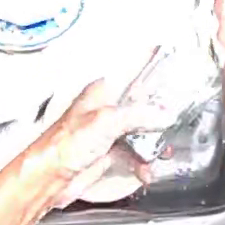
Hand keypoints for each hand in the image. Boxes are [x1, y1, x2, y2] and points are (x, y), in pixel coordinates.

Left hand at [21, 67, 162, 208]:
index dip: (150, 57)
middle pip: (141, 100)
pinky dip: (142, 161)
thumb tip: (163, 113)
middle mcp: (107, 106)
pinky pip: (134, 152)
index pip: (133, 67)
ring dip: (153, 141)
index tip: (168, 47)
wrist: (49, 177)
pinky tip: (146, 169)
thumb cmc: (64, 144)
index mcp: (104, 90)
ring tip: (162, 150)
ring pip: (140, 128)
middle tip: (175, 113)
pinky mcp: (108, 151)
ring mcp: (108, 129)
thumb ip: (138, 114)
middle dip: (159, 109)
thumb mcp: (107, 121)